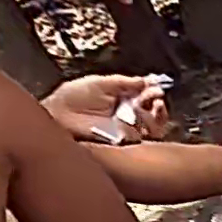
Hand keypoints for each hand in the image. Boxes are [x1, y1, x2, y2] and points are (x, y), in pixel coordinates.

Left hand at [43, 74, 167, 141]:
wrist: (62, 117)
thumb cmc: (74, 97)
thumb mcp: (98, 83)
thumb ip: (122, 82)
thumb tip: (146, 80)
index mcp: (123, 97)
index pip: (144, 94)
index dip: (151, 89)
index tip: (157, 83)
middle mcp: (131, 112)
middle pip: (154, 108)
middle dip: (156, 99)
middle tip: (157, 92)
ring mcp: (134, 127)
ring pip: (156, 122)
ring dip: (159, 112)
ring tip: (156, 103)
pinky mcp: (133, 141)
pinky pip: (150, 135)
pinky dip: (153, 125)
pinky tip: (150, 115)